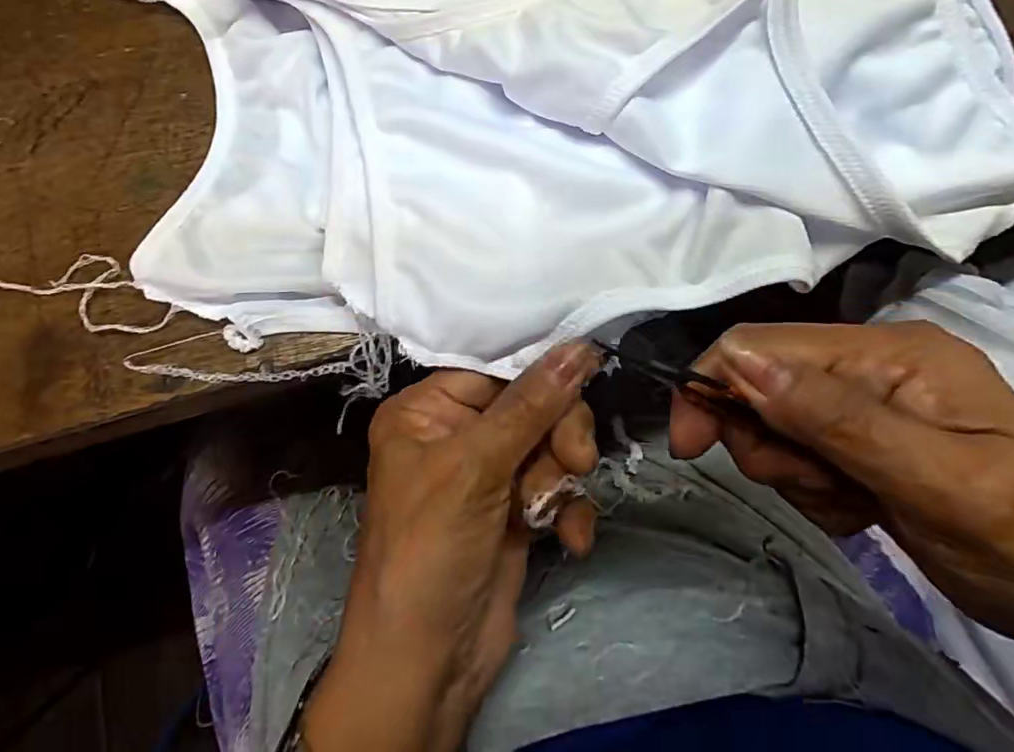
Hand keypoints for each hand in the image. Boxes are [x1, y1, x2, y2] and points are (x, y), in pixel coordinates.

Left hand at [301, 343, 600, 751]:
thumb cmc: (431, 549)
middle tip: (576, 462)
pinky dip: (568, 509)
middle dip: (558, 435)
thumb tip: (579, 346)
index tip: (586, 377)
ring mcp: (488, 475)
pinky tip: (570, 539)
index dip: (541, 374)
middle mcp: (456, 435)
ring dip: (562, 478)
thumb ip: (532, 404)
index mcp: (426, 411)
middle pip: (532, 405)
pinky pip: (556, 486)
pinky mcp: (515, 509)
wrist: (427, 667)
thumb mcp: (476, 468)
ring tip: (553, 510)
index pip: (496, 369)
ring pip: (551, 445)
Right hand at [671, 322, 1013, 746]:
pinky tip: (864, 513)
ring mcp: (877, 405)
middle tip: (823, 489)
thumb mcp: (947, 485)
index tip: (692, 448)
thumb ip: (840, 419)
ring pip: (780, 424)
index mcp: (895, 351)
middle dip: (771, 442)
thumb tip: (741, 361)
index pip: (767, 343)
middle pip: (766, 382)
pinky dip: (818, 490)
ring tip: (857, 507)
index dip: (716, 385)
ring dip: (797, 473)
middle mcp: (879, 364)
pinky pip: (807, 457)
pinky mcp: (874, 444)